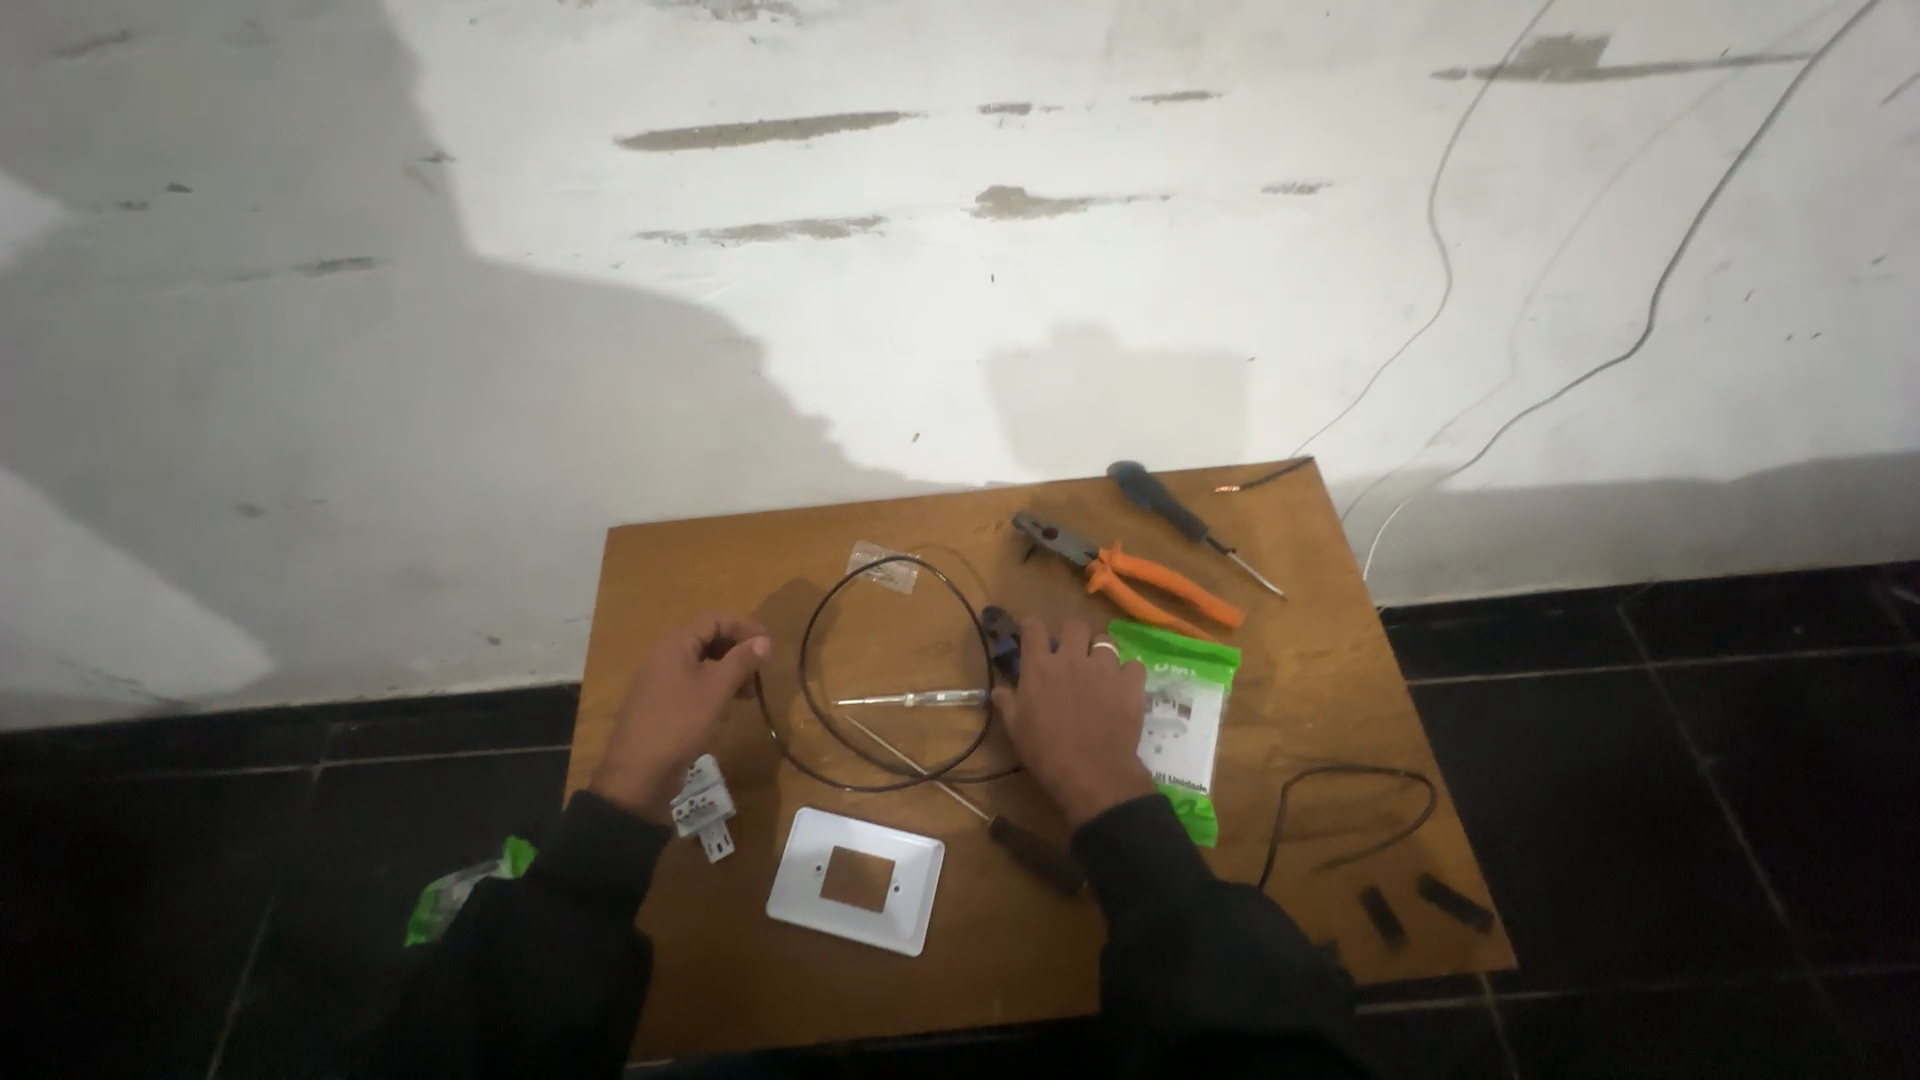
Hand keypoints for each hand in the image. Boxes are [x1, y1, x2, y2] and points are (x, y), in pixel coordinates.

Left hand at [589, 613, 770, 823]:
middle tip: (761, 673)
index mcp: (675, 645)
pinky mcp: (664, 706)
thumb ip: (742, 661)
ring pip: (703, 665)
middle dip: (738, 652)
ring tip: (749, 695)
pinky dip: (715, 691)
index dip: (745, 628)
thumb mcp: (716, 690)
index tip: (768, 647)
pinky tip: (726, 712)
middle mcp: (665, 657)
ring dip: (730, 673)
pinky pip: (694, 686)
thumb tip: (764, 641)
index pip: (715, 620)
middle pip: (709, 640)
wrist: (638, 774)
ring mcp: (662, 682)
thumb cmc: (679, 723)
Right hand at [991, 617, 1155, 827]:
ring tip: (1102, 669)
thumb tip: (998, 690)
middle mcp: (1071, 658)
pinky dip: (1130, 673)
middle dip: (1074, 634)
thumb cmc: (1046, 751)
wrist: (1090, 772)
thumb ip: (1007, 703)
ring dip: (1102, 652)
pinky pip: (1134, 664)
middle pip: (1075, 625)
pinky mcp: (1130, 682)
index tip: (1034, 633)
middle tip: (1074, 651)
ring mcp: (1104, 667)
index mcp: (1039, 666)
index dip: (1033, 627)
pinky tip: (1126, 686)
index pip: (1033, 628)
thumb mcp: (1016, 729)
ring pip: (1106, 641)